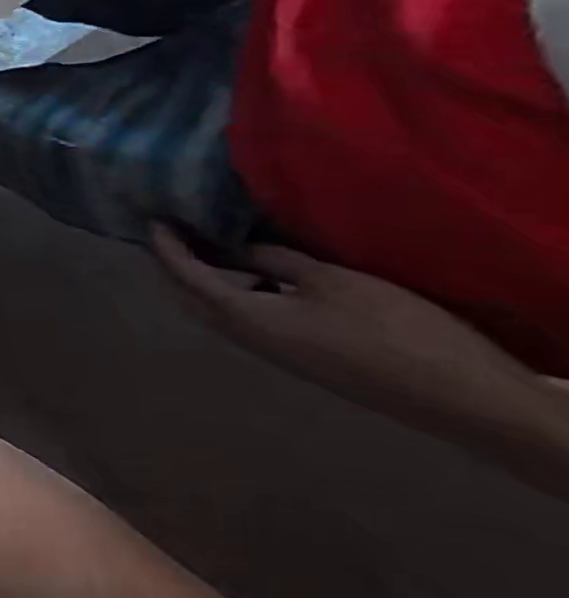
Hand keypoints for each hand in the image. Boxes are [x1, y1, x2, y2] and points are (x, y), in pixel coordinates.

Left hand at [151, 227, 543, 422]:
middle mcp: (246, 339)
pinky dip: (231, 293)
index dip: (166, 246)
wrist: (468, 402)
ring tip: (202, 245)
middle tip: (170, 230)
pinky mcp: (299, 359)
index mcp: (243, 317)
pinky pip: (244, 320)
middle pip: (189, 297)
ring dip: (201, 280)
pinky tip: (248, 275)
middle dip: (171, 264)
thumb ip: (276, 261)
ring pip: (215, 310)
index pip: (184, 275)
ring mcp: (273, 353)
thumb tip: (241, 249)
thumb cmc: (394, 332)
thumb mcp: (330, 281)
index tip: (153, 219)